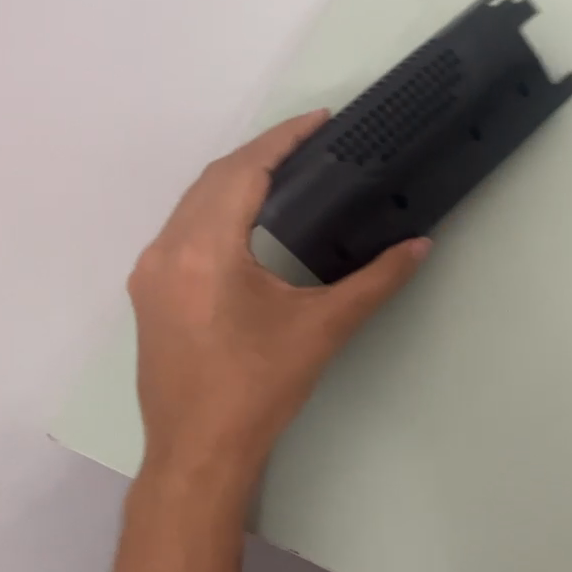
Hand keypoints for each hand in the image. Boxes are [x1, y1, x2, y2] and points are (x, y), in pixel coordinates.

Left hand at [128, 111, 430, 486]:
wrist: (199, 451)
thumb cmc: (260, 387)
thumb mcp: (325, 327)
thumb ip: (377, 279)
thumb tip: (421, 244)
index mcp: (205, 252)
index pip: (242, 173)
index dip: (282, 140)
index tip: (319, 120)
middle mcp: (167, 252)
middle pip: (213, 179)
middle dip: (262, 152)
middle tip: (312, 140)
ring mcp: (150, 273)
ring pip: (193, 202)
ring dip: (237, 177)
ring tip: (287, 169)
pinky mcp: (150, 292)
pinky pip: (184, 227)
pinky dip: (218, 205)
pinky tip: (250, 215)